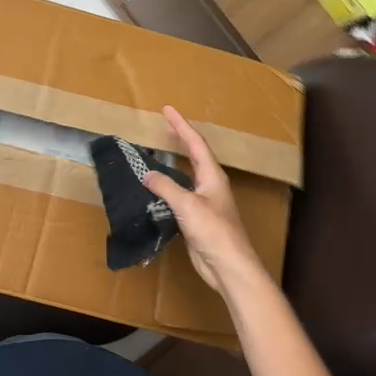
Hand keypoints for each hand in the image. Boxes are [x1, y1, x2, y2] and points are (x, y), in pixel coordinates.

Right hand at [143, 105, 269, 294]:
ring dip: (173, 164)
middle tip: (165, 125)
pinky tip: (156, 190)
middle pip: (194, 156)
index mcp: (213, 176)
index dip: (181, 126)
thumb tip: (147, 174)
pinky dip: (167, 188)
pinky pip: (179, 197)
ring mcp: (205, 203)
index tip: (168, 109)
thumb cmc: (214, 231)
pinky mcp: (197, 220)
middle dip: (180, 139)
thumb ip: (166, 187)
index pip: (196, 143)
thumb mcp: (187, 205)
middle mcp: (210, 185)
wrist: (228, 266)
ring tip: (157, 153)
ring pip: (187, 177)